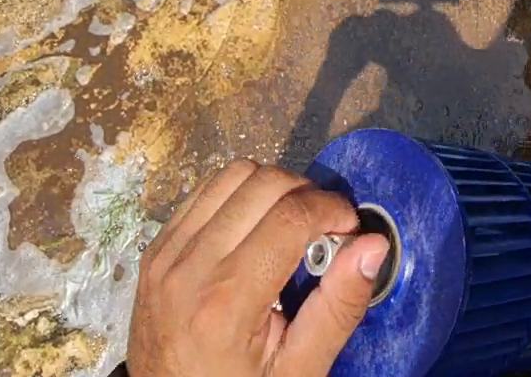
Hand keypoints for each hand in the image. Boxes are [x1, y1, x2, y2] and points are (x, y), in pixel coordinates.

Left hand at [127, 160, 391, 376]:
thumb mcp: (300, 371)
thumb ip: (339, 306)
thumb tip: (374, 244)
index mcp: (225, 303)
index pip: (291, 216)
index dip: (332, 209)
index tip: (349, 228)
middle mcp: (189, 267)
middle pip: (264, 183)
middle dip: (306, 194)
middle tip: (323, 228)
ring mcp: (166, 254)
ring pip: (234, 174)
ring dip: (272, 188)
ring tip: (289, 224)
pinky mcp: (155, 248)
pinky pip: (205, 190)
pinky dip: (238, 195)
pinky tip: (253, 228)